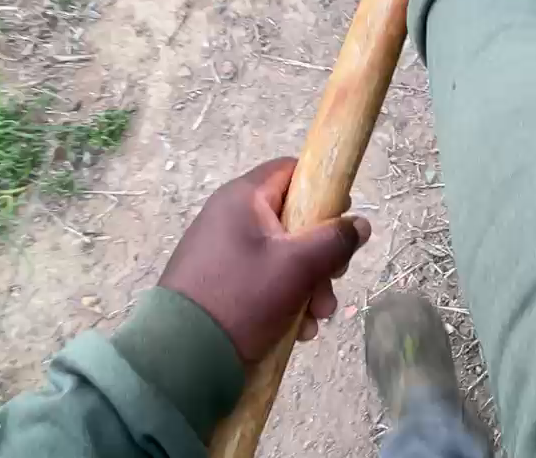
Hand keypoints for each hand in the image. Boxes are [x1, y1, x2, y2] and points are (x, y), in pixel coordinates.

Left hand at [159, 158, 371, 359]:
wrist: (175, 366)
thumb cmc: (241, 298)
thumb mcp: (298, 267)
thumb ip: (335, 240)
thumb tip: (360, 225)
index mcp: (243, 198)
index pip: (292, 171)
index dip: (322, 190)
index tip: (340, 221)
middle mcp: (229, 217)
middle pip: (292, 217)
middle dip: (320, 252)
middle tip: (334, 280)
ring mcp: (220, 251)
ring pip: (281, 252)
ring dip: (308, 281)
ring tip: (316, 318)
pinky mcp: (216, 283)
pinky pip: (262, 277)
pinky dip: (284, 297)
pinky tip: (297, 329)